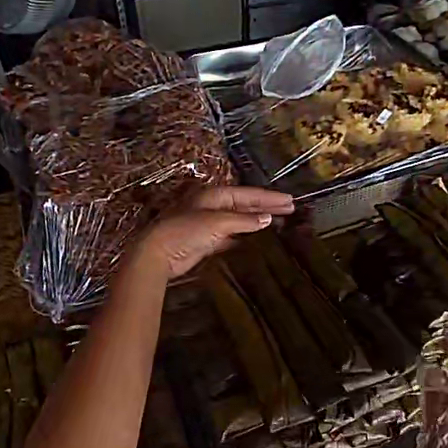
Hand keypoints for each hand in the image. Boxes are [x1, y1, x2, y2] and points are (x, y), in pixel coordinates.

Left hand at [130, 186, 294, 280]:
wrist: (158, 254)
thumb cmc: (185, 231)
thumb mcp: (217, 222)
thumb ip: (243, 220)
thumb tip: (267, 219)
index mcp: (214, 195)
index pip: (248, 194)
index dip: (269, 198)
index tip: (290, 200)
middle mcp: (211, 206)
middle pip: (244, 205)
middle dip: (266, 207)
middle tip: (290, 209)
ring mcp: (208, 224)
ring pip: (239, 220)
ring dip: (256, 221)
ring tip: (277, 223)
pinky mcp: (205, 242)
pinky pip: (230, 236)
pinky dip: (243, 236)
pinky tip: (255, 240)